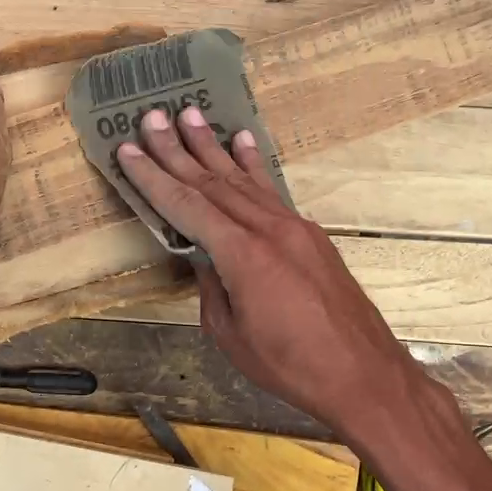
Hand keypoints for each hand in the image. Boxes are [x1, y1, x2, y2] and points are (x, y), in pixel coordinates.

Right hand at [114, 105, 427, 435]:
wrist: (364, 375)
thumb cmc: (288, 364)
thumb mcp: (229, 332)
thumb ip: (211, 287)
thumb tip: (204, 258)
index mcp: (242, 254)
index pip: (186, 205)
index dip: (152, 177)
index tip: (128, 149)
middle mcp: (268, 229)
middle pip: (211, 181)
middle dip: (176, 148)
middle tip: (151, 115)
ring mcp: (293, 228)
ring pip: (241, 179)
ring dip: (211, 146)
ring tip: (189, 115)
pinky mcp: (309, 236)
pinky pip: (271, 191)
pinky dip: (253, 164)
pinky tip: (242, 141)